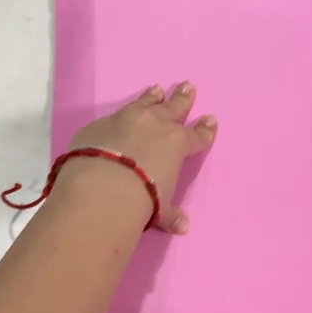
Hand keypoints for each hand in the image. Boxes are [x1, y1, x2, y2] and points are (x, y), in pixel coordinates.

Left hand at [58, 82, 217, 232]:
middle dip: (183, 98)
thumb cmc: (143, 198)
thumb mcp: (160, 209)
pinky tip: (121, 114)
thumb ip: (170, 214)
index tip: (211, 120)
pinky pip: (116, 115)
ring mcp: (126, 120)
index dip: (205, 130)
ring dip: (152, 96)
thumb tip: (182, 226)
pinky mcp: (100, 124)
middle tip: (188, 86)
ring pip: (145, 103)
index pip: (197, 135)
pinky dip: (123, 113)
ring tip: (157, 89)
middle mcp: (155, 125)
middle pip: (174, 108)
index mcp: (177, 144)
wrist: (103, 186)